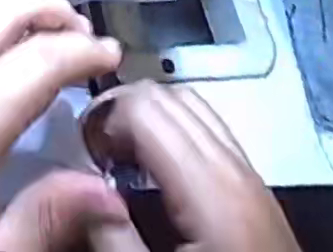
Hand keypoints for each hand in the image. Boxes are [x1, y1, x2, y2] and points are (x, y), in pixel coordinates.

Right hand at [81, 81, 298, 251]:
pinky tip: (154, 168)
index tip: (79, 151)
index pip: (146, 107)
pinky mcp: (253, 185)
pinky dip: (173, 128)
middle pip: (167, 95)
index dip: (104, 117)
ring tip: (117, 153)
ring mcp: (248, 171)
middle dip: (122, 109)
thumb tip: (79, 190)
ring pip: (190, 104)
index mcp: (208, 186)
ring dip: (148, 114)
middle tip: (91, 148)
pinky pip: (207, 128)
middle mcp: (231, 164)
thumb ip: (113, 239)